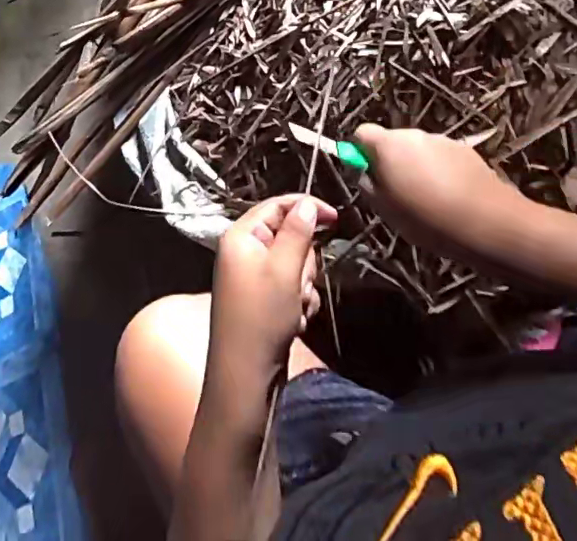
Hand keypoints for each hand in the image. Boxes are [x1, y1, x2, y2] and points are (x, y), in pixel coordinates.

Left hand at [210, 194, 337, 377]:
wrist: (246, 375)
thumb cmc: (262, 316)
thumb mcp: (284, 269)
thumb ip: (298, 232)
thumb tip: (307, 202)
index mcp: (241, 236)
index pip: (276, 205)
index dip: (306, 207)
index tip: (335, 218)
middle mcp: (244, 251)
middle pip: (289, 236)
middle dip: (304, 260)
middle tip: (300, 282)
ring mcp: (253, 276)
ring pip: (294, 263)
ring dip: (304, 284)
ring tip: (296, 305)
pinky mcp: (263, 298)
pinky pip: (291, 285)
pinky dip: (299, 300)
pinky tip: (295, 319)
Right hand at [354, 124, 541, 267]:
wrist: (489, 224)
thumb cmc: (427, 219)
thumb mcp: (384, 209)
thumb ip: (367, 183)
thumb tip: (363, 170)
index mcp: (388, 145)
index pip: (362, 132)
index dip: (360, 152)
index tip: (367, 175)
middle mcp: (414, 135)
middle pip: (392, 141)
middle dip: (391, 162)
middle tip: (397, 194)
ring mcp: (443, 141)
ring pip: (418, 151)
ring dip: (417, 168)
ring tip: (428, 201)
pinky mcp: (467, 151)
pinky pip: (442, 158)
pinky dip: (440, 172)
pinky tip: (450, 198)